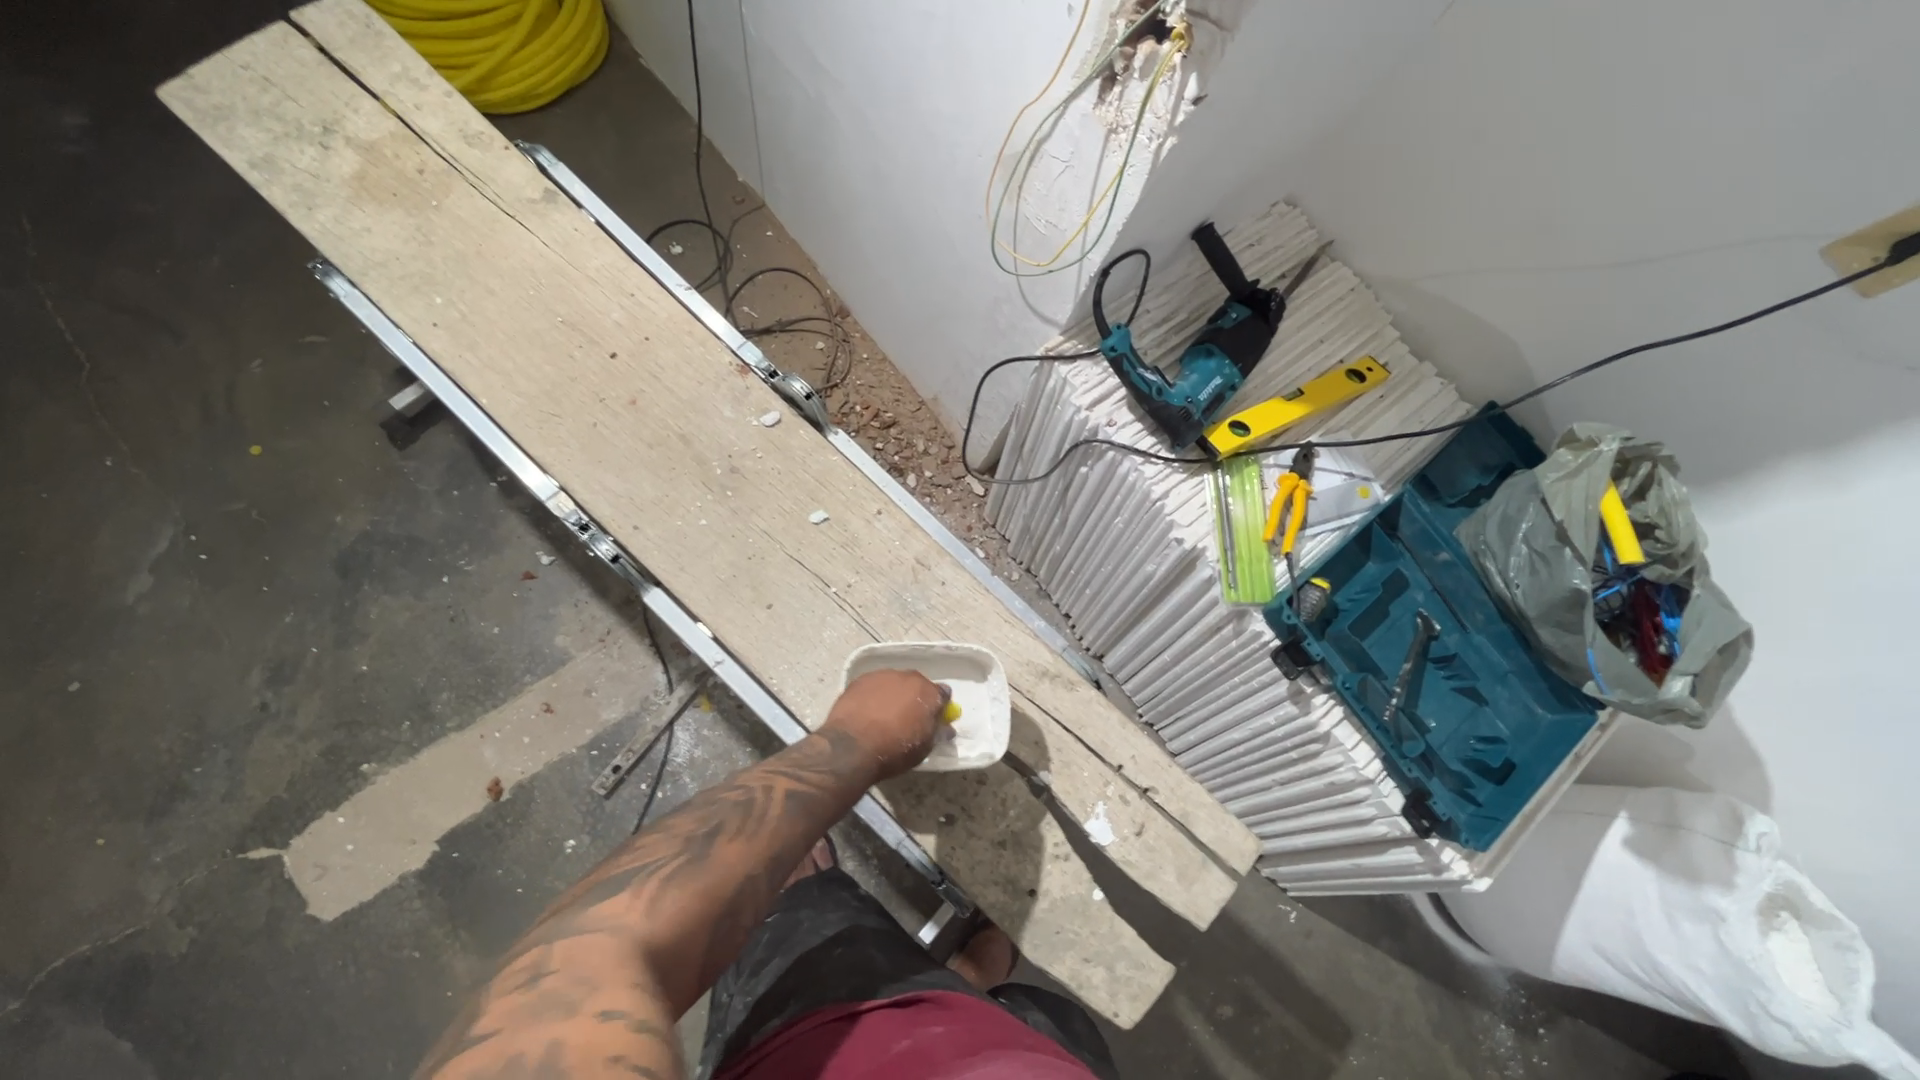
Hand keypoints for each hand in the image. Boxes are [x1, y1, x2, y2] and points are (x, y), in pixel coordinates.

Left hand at [822, 670, 949, 781]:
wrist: (852, 746)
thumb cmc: (894, 750)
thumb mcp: (924, 748)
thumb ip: (937, 732)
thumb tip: (945, 728)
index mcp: (929, 693)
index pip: (943, 694)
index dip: (940, 707)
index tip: (934, 719)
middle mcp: (909, 677)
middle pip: (917, 685)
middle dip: (916, 698)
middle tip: (908, 717)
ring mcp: (883, 676)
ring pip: (894, 683)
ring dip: (894, 695)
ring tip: (883, 716)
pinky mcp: (860, 679)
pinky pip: (874, 686)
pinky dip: (874, 696)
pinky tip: (867, 712)